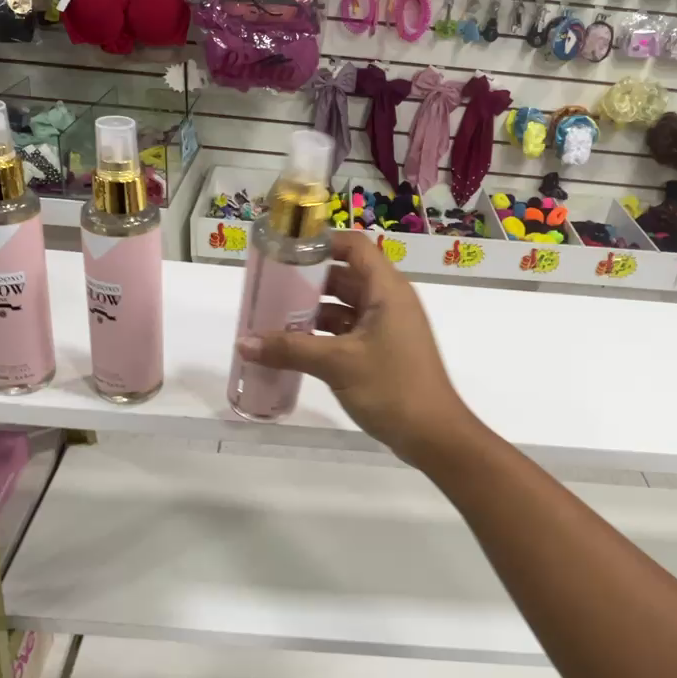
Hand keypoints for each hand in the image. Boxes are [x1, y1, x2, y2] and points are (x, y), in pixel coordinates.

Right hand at [237, 232, 475, 463]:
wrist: (433, 434)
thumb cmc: (392, 387)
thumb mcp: (337, 364)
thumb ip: (289, 349)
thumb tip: (243, 343)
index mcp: (387, 290)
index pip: (354, 246)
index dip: (321, 242)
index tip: (285, 250)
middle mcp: (389, 301)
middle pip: (345, 275)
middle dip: (307, 280)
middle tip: (269, 287)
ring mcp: (388, 327)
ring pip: (345, 306)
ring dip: (312, 311)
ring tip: (273, 318)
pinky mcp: (384, 351)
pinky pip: (349, 331)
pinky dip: (324, 334)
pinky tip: (294, 347)